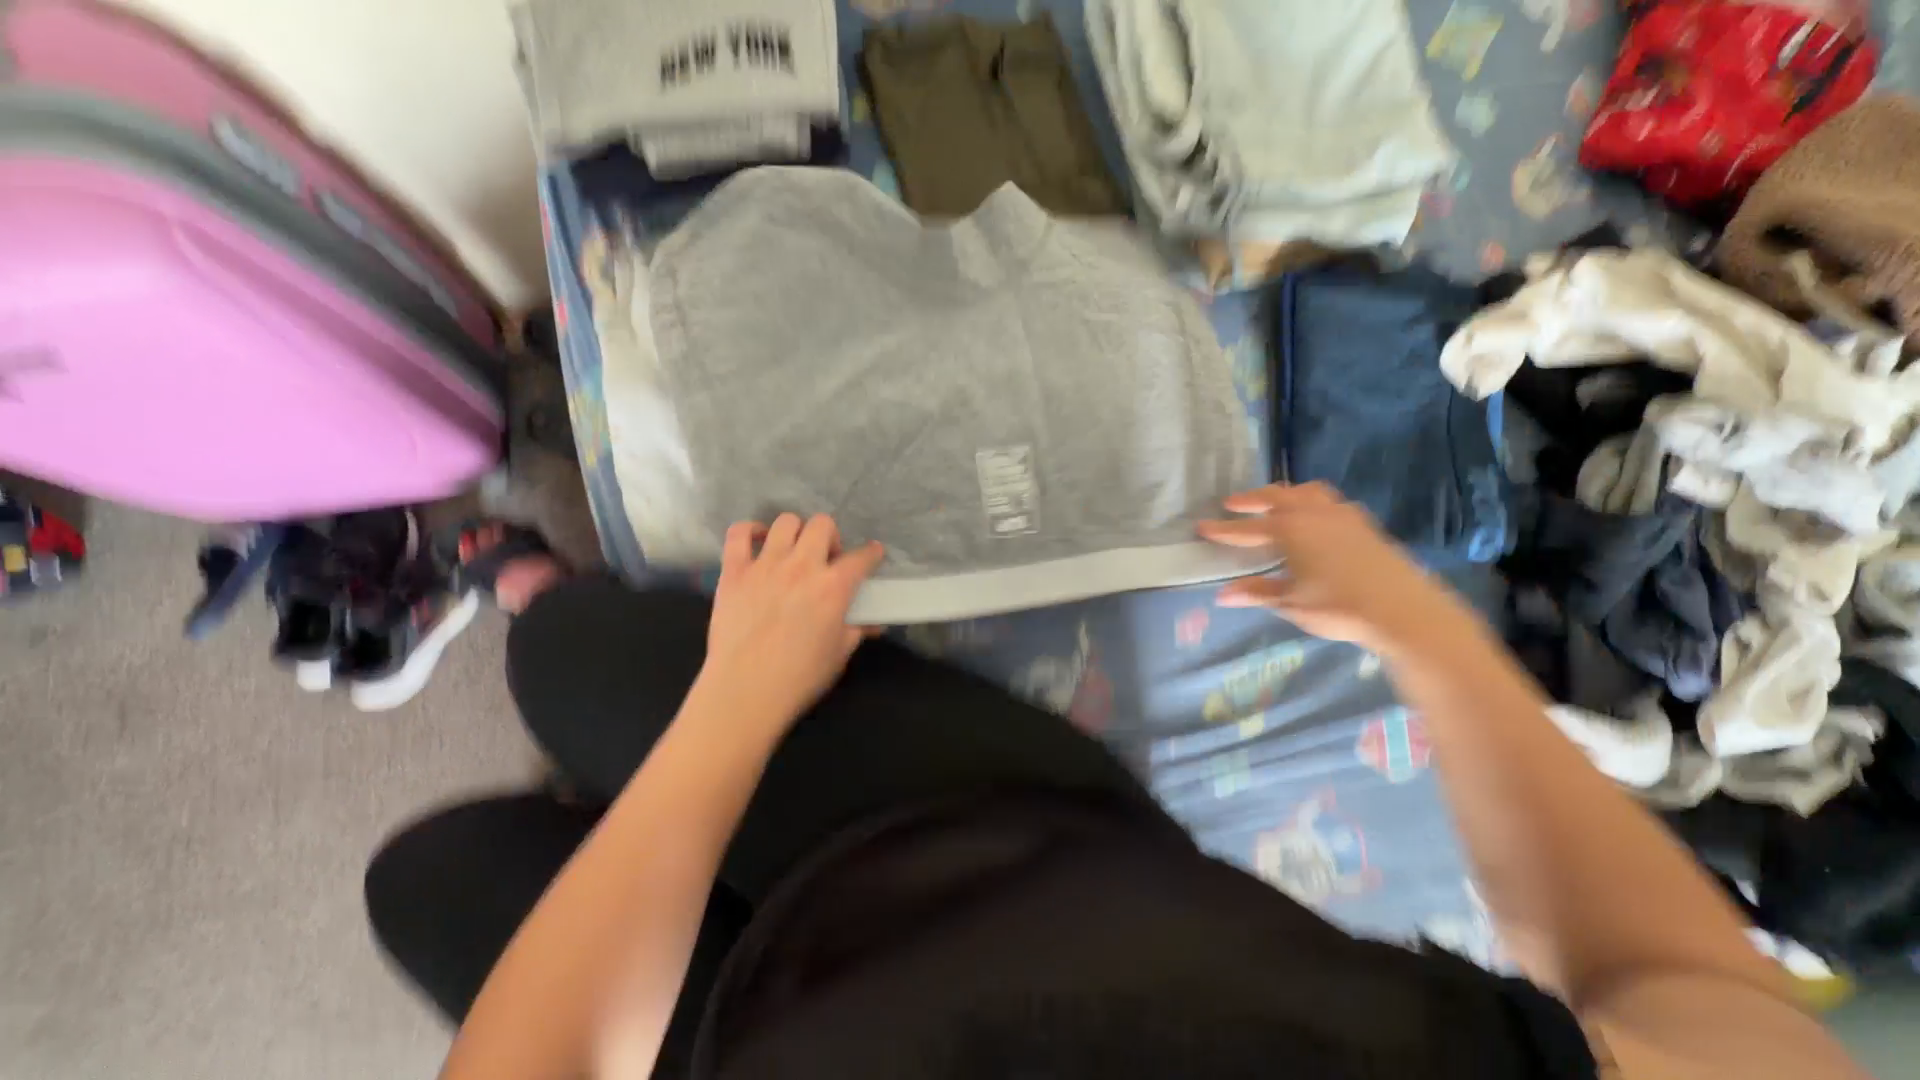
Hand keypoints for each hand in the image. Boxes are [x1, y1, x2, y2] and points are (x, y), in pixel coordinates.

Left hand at [700, 513, 884, 723]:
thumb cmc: (799, 678)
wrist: (745, 690)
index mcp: (833, 587)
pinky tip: (757, 543)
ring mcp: (765, 565)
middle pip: (822, 525)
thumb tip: (872, 623)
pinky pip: (738, 533)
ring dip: (795, 532)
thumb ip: (857, 630)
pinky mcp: (734, 571)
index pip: (862, 558)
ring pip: (785, 522)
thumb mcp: (839, 654)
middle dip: (831, 537)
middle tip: (826, 559)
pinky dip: (749, 531)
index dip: (871, 554)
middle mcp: (801, 567)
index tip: (872, 555)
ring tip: (793, 552)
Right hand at [1197, 483, 1475, 651]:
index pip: (1249, 528)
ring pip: (1308, 493)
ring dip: (1287, 494)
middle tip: (1233, 503)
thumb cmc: (1339, 606)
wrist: (1403, 609)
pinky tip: (1316, 517)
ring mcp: (1343, 516)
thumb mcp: (1292, 603)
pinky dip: (1313, 502)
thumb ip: (1258, 592)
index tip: (1202, 526)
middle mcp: (1315, 514)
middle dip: (1253, 500)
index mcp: (1291, 529)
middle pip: (1278, 497)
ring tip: (1276, 501)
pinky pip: (1331, 502)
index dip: (1224, 529)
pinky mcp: (1365, 525)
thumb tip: (1223, 593)